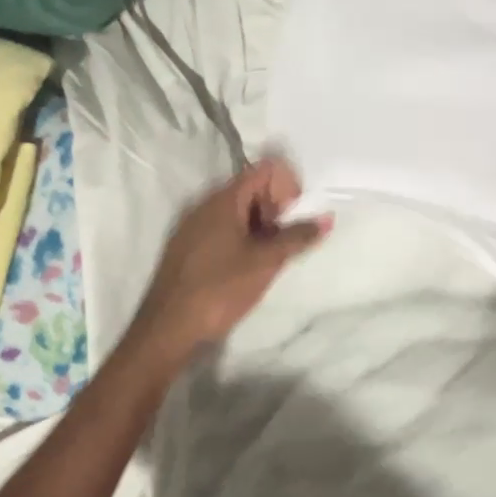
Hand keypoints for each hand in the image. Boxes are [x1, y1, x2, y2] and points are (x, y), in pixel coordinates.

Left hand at [125, 157, 330, 363]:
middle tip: (286, 242)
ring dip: (259, 227)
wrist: (169, 326)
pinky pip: (220, 230)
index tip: (295, 217)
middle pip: (249, 189)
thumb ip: (297, 237)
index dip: (286, 186)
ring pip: (235, 212)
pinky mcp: (186, 247)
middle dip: (274, 209)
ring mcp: (191, 226)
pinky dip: (241, 239)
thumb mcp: (266, 263)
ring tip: (269, 259)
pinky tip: (246, 268)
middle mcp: (203, 205)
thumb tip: (326, 218)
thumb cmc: (220, 289)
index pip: (262, 170)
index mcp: (222, 200)